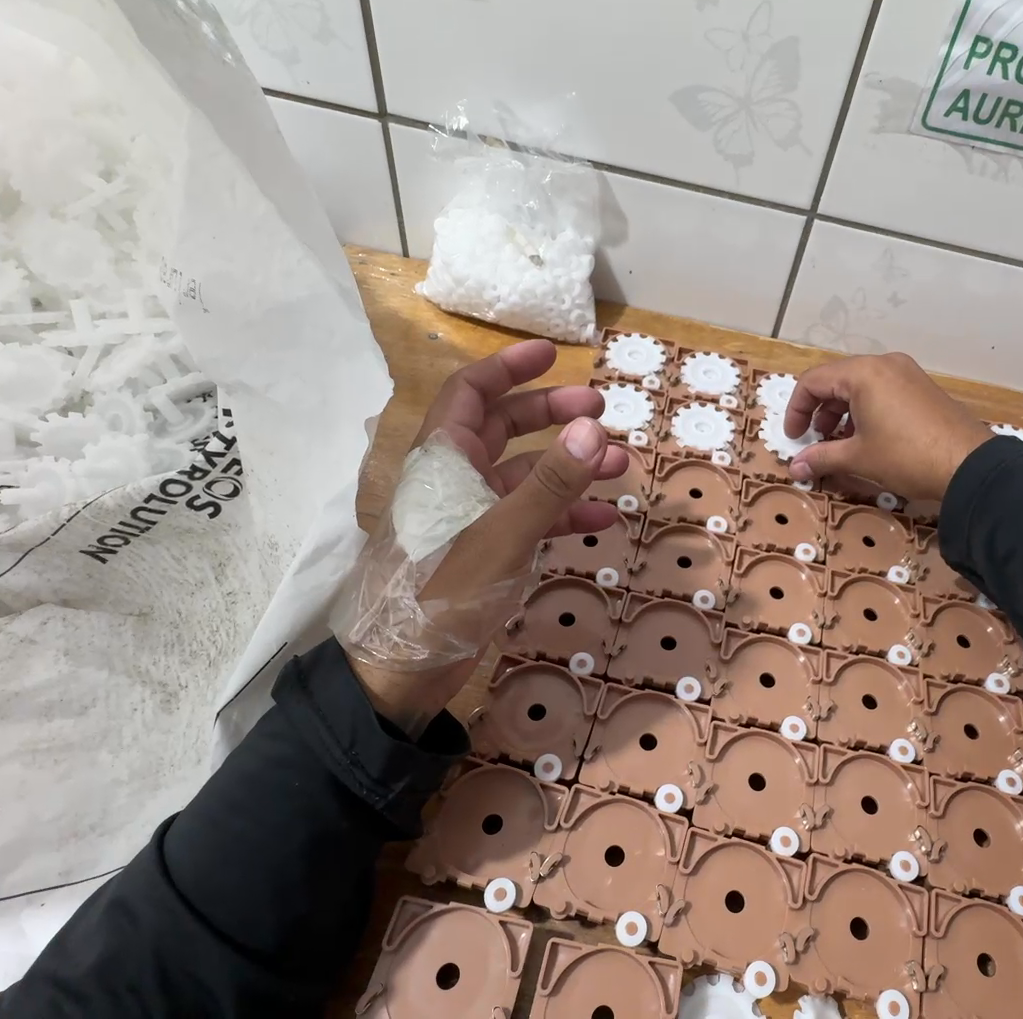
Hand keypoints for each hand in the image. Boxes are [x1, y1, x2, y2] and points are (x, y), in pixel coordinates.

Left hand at [338, 340, 627, 731]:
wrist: (404, 669)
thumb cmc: (443, 590)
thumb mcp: (503, 532)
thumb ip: (550, 481)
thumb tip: (594, 428)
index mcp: (444, 459)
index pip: (472, 391)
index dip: (510, 367)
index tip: (554, 353)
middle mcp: (456, 478)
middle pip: (504, 426)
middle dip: (552, 413)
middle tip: (600, 410)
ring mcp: (472, 515)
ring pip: (524, 473)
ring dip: (569, 466)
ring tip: (618, 465)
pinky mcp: (486, 549)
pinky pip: (530, 517)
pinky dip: (564, 514)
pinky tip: (601, 520)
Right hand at [783, 352, 992, 502]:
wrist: (969, 465)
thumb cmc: (906, 457)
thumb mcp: (858, 458)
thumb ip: (822, 457)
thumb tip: (795, 467)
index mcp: (863, 373)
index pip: (813, 381)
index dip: (797, 409)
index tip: (794, 437)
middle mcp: (884, 364)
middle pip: (836, 379)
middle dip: (819, 410)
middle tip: (815, 440)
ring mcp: (906, 373)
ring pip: (859, 385)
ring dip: (841, 411)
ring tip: (839, 442)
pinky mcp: (922, 387)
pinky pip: (882, 390)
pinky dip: (865, 409)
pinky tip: (867, 437)